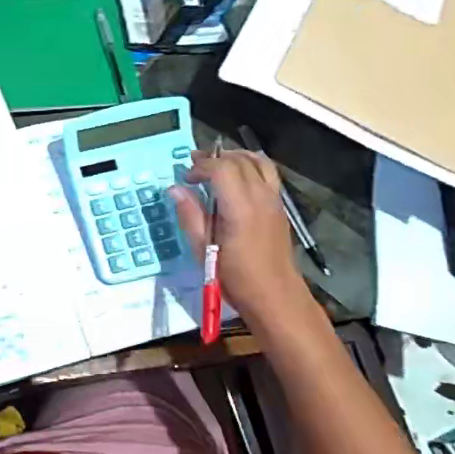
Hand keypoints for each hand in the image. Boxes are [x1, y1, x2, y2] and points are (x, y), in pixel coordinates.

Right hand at [170, 149, 312, 327]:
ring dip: (236, 157)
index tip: (186, 178)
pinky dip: (251, 166)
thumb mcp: (204, 251)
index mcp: (241, 208)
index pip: (222, 168)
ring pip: (258, 162)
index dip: (201, 167)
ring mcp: (274, 200)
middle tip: (195, 166)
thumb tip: (175, 189)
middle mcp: (261, 197)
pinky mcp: (280, 207)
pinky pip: (268, 173)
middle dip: (216, 158)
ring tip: (217, 164)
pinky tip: (238, 178)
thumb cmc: (236, 278)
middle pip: (240, 161)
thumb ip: (190, 216)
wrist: (275, 296)